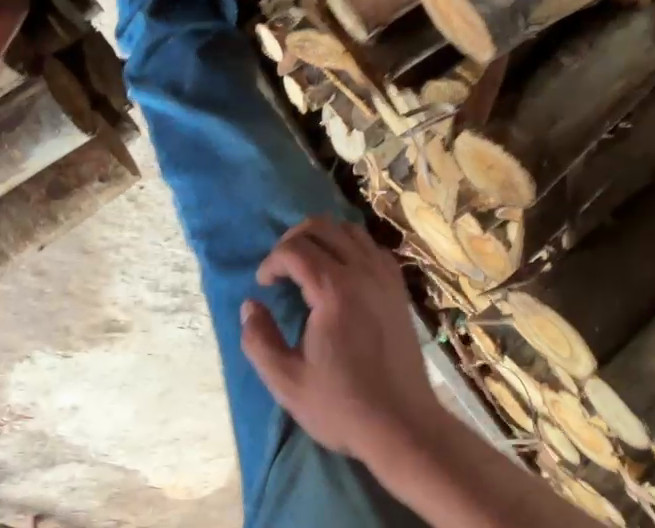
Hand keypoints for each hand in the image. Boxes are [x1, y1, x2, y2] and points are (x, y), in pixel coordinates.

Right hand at [240, 216, 445, 465]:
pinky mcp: (399, 290)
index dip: (271, 261)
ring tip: (307, 263)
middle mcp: (362, 273)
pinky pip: (372, 248)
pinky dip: (350, 246)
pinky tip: (340, 271)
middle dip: (292, 240)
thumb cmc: (343, 406)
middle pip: (321, 227)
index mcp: (334, 291)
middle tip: (280, 268)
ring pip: (349, 230)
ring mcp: (385, 279)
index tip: (264, 285)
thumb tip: (250, 306)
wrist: (404, 427)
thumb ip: (258, 340)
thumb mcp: (287, 382)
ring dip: (322, 237)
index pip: (294, 249)